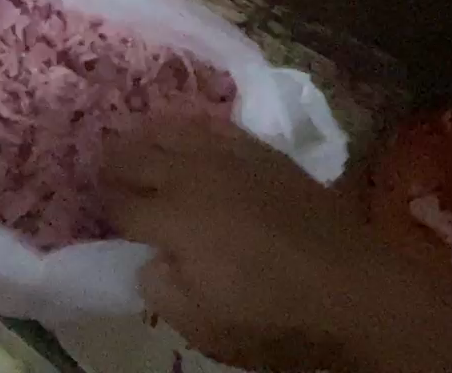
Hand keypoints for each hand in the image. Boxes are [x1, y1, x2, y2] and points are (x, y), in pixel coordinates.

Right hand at [102, 122, 451, 372]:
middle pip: (136, 155)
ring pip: (169, 130)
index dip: (103, 205)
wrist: (358, 292)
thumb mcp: (205, 327)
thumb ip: (160, 288)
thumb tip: (144, 259)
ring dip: (143, 135)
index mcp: (172, 218)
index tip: (94, 207)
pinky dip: (187, 125)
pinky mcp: (259, 149)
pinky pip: (210, 124)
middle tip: (99, 167)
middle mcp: (191, 175)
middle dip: (113, 162)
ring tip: (130, 139)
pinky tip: (183, 129)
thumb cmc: (276, 319)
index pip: (119, 202)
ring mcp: (226, 155)